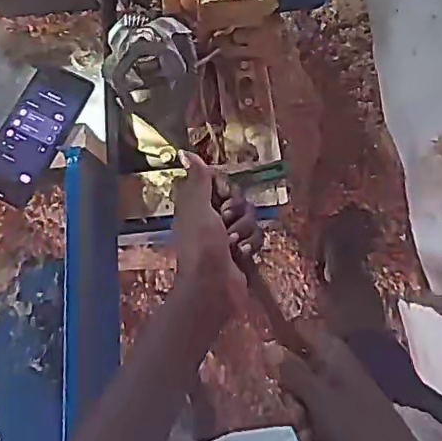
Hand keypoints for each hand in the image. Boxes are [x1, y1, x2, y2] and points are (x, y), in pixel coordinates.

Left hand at [173, 153, 260, 317]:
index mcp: (197, 204)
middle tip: (225, 221)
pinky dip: (251, 244)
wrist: (212, 288)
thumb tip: (184, 152)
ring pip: (250, 216)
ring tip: (232, 244)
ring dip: (244, 229)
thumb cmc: (202, 245)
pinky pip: (257, 235)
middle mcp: (212, 217)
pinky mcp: (242, 250)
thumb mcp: (198, 208)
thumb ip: (198, 180)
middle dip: (237, 210)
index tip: (224, 196)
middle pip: (239, 198)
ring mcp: (228, 235)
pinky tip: (242, 254)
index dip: (226, 187)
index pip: (220, 182)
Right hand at [269, 322, 420, 440]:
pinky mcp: (343, 406)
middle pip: (297, 363)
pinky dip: (312, 423)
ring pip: (304, 389)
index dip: (282, 341)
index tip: (268, 364)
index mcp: (332, 349)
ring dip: (300, 412)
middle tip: (294, 413)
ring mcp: (340, 384)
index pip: (299, 329)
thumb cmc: (355, 422)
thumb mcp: (317, 397)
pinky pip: (317, 407)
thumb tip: (266, 344)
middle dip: (290, 390)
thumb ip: (291, 371)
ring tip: (306, 435)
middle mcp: (335, 361)